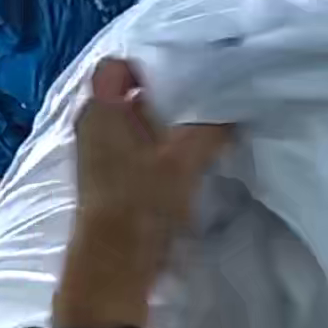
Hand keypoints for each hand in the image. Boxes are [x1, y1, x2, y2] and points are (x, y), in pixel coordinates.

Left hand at [57, 58, 229, 327]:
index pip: (118, 67)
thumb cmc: (142, 200)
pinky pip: (139, 146)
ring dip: (168, 124)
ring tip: (205, 129)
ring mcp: (100, 153)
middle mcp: (93, 126)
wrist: (117, 260)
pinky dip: (162, 146)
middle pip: (132, 94)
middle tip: (207, 102)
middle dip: (168, 96)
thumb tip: (234, 113)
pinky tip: (191, 157)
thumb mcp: (185, 159)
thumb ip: (211, 129)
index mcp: (101, 111)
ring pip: (138, 122)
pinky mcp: (111, 176)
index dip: (152, 66)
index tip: (189, 77)